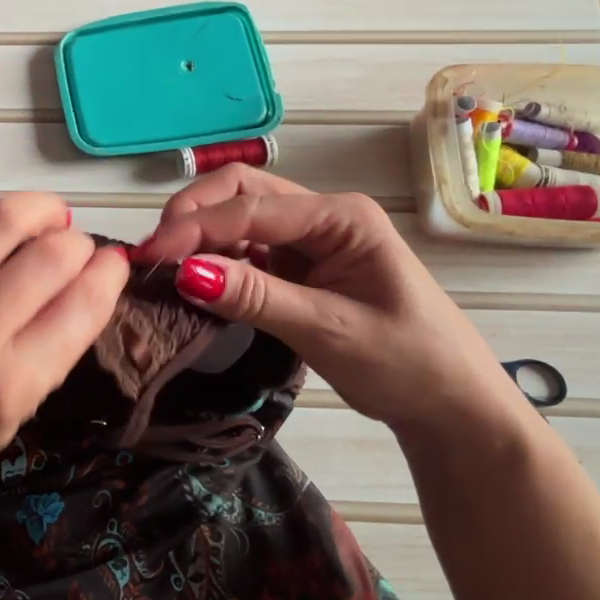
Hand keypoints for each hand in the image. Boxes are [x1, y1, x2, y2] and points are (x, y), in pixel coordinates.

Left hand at [0, 154, 130, 514]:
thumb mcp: (20, 413)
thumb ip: (58, 346)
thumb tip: (97, 273)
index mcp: (6, 382)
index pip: (82, 303)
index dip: (109, 273)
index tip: (111, 264)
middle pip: (49, 254)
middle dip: (76, 244)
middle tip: (71, 252)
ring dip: (36, 209)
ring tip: (42, 218)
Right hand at [133, 166, 517, 437]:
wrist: (449, 405)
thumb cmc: (406, 364)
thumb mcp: (328, 330)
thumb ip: (256, 297)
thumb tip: (184, 272)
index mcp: (341, 216)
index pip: (251, 208)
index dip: (196, 228)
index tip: (150, 256)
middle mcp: (322, 216)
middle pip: (241, 193)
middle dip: (193, 215)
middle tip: (153, 253)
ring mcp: (309, 241)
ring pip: (238, 219)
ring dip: (199, 237)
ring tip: (163, 268)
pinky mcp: (298, 268)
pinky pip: (246, 251)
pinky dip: (214, 260)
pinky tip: (193, 281)